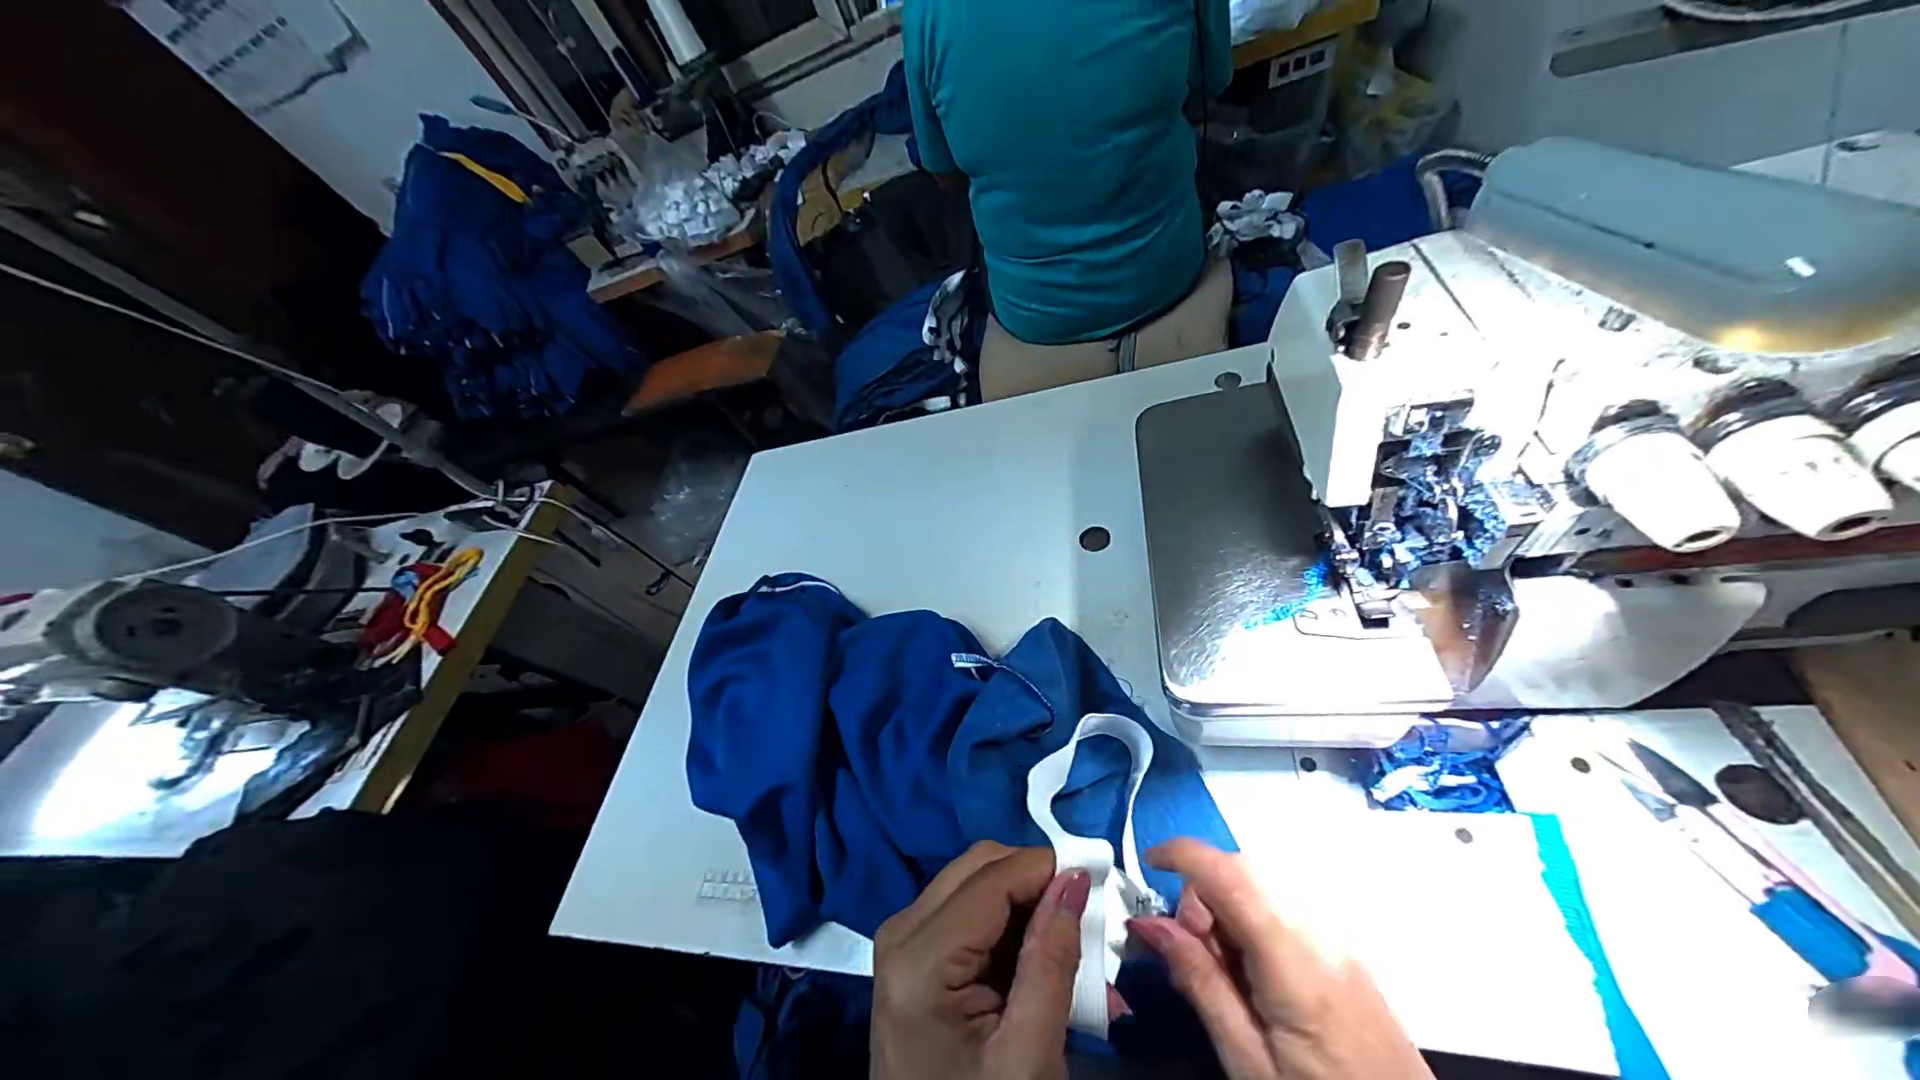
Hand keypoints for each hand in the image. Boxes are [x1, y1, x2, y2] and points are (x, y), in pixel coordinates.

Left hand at [871, 842, 1088, 1079]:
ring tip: (1061, 939)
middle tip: (1080, 915)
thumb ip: (1051, 963)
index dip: (1045, 868)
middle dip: (1034, 878)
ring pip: (973, 877)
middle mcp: (901, 930)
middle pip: (978, 865)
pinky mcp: (910, 947)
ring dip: (1022, 896)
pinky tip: (1030, 951)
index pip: (991, 878)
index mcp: (919, 959)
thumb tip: (1073, 880)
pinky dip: (1004, 916)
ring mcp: (901, 936)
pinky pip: (964, 903)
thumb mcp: (1027, 1057)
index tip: (1094, 882)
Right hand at [1129, 838, 1433, 1079]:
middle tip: (1192, 956)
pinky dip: (1250, 922)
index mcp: (1293, 960)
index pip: (1228, 873)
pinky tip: (1251, 975)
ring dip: (1225, 909)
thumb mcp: (1248, 1061)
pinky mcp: (1345, 955)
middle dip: (1201, 894)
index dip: (1181, 853)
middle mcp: (1319, 933)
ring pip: (1261, 887)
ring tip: (1222, 974)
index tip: (1148, 864)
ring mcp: (1337, 941)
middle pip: (1242, 871)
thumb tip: (1150, 924)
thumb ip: (1200, 983)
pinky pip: (1282, 910)